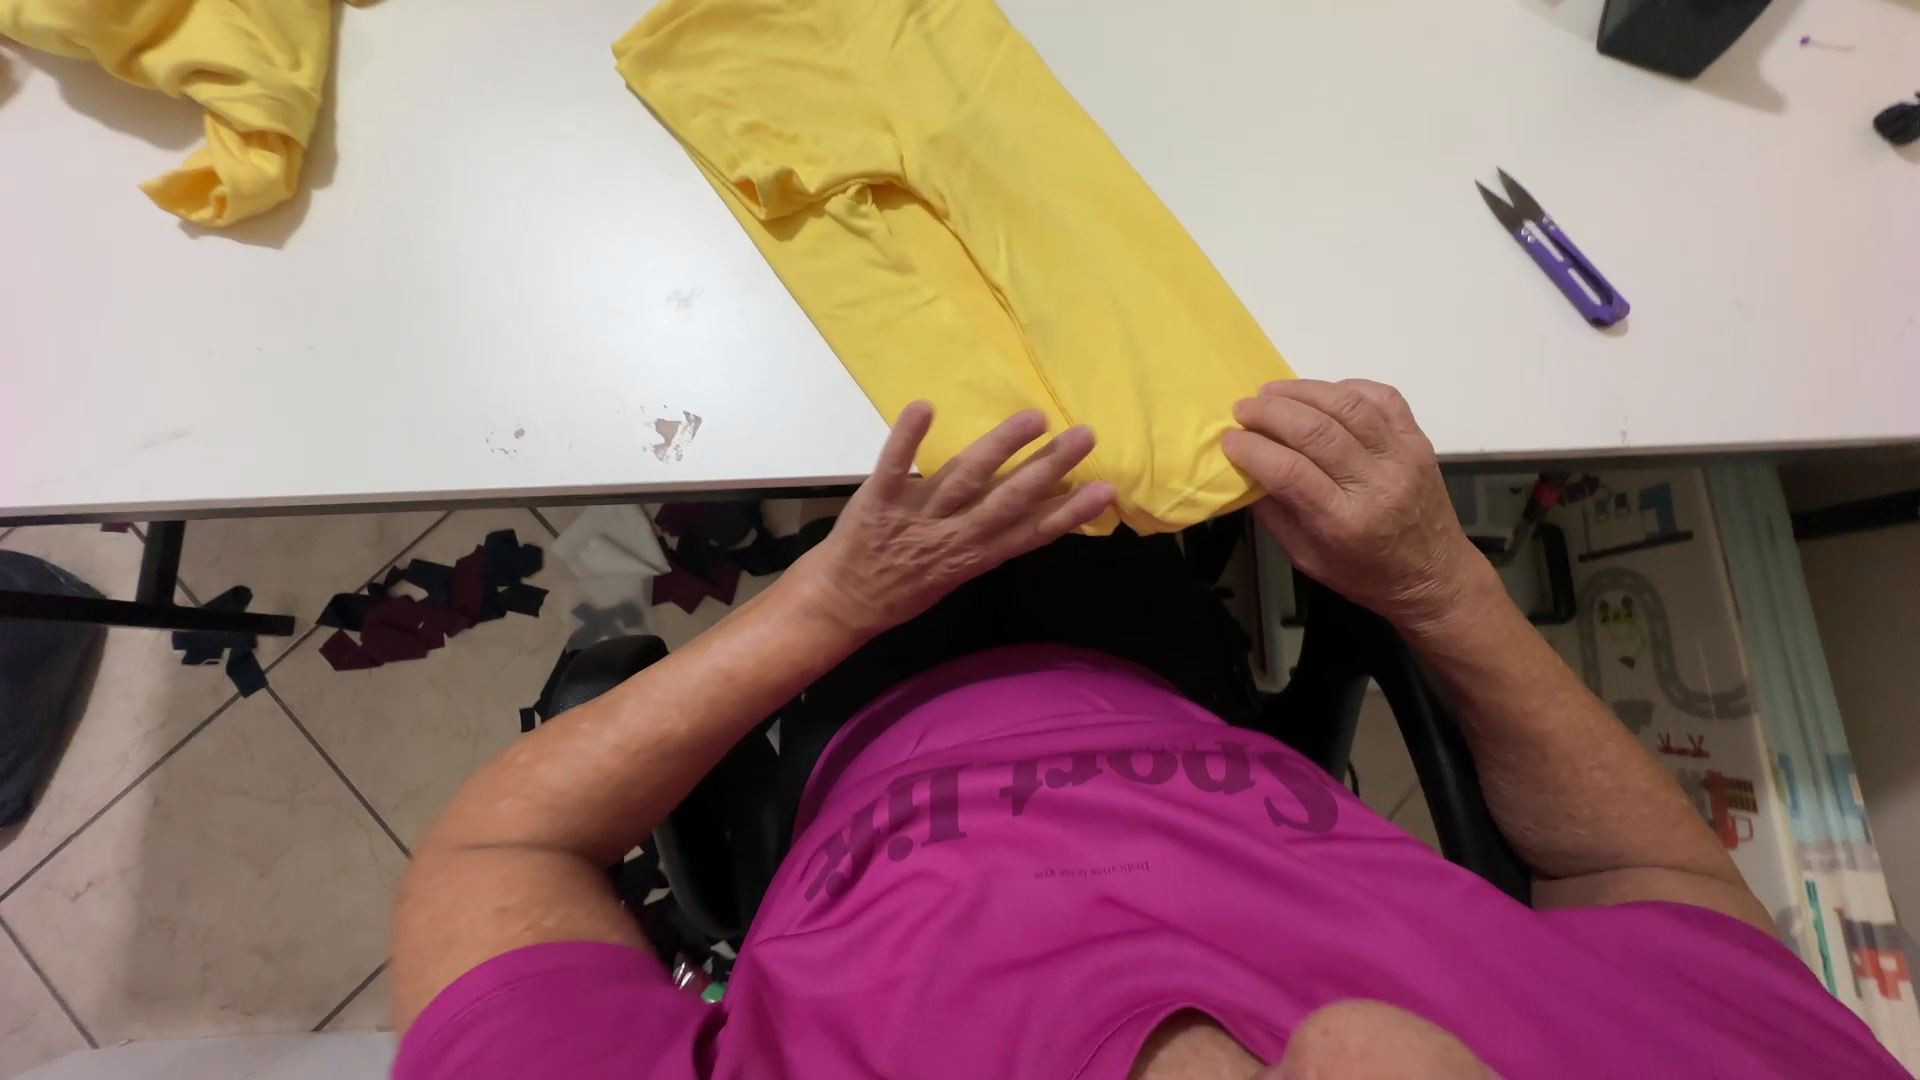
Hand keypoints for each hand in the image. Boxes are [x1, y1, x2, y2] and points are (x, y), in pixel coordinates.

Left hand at [792, 402, 1115, 636]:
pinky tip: (925, 408)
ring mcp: (916, 519)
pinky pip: (894, 468)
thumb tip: (1030, 503)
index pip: (1029, 533)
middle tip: (1085, 435)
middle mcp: (953, 537)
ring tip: (1035, 418)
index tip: (1105, 489)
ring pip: (965, 480)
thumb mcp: (957, 573)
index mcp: (975, 555)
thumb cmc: (905, 587)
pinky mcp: (879, 504)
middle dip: (1047, 469)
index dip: (1069, 513)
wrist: (844, 603)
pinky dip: (908, 440)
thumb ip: (989, 538)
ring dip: (1001, 448)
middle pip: (1006, 501)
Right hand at [1221, 379, 1496, 633]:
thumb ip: (1273, 511)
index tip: (1228, 440)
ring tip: (1271, 392)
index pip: (1289, 471)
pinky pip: (1383, 397)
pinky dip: (1345, 388)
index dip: (1252, 449)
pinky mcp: (1419, 440)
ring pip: (1347, 405)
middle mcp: (1376, 484)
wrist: (1433, 575)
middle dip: (1270, 412)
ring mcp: (1402, 457)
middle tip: (1242, 409)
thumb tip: (1242, 469)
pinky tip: (1319, 394)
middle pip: (1316, 431)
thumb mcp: (1304, 556)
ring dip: (1301, 391)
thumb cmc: (1362, 572)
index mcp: (1343, 521)